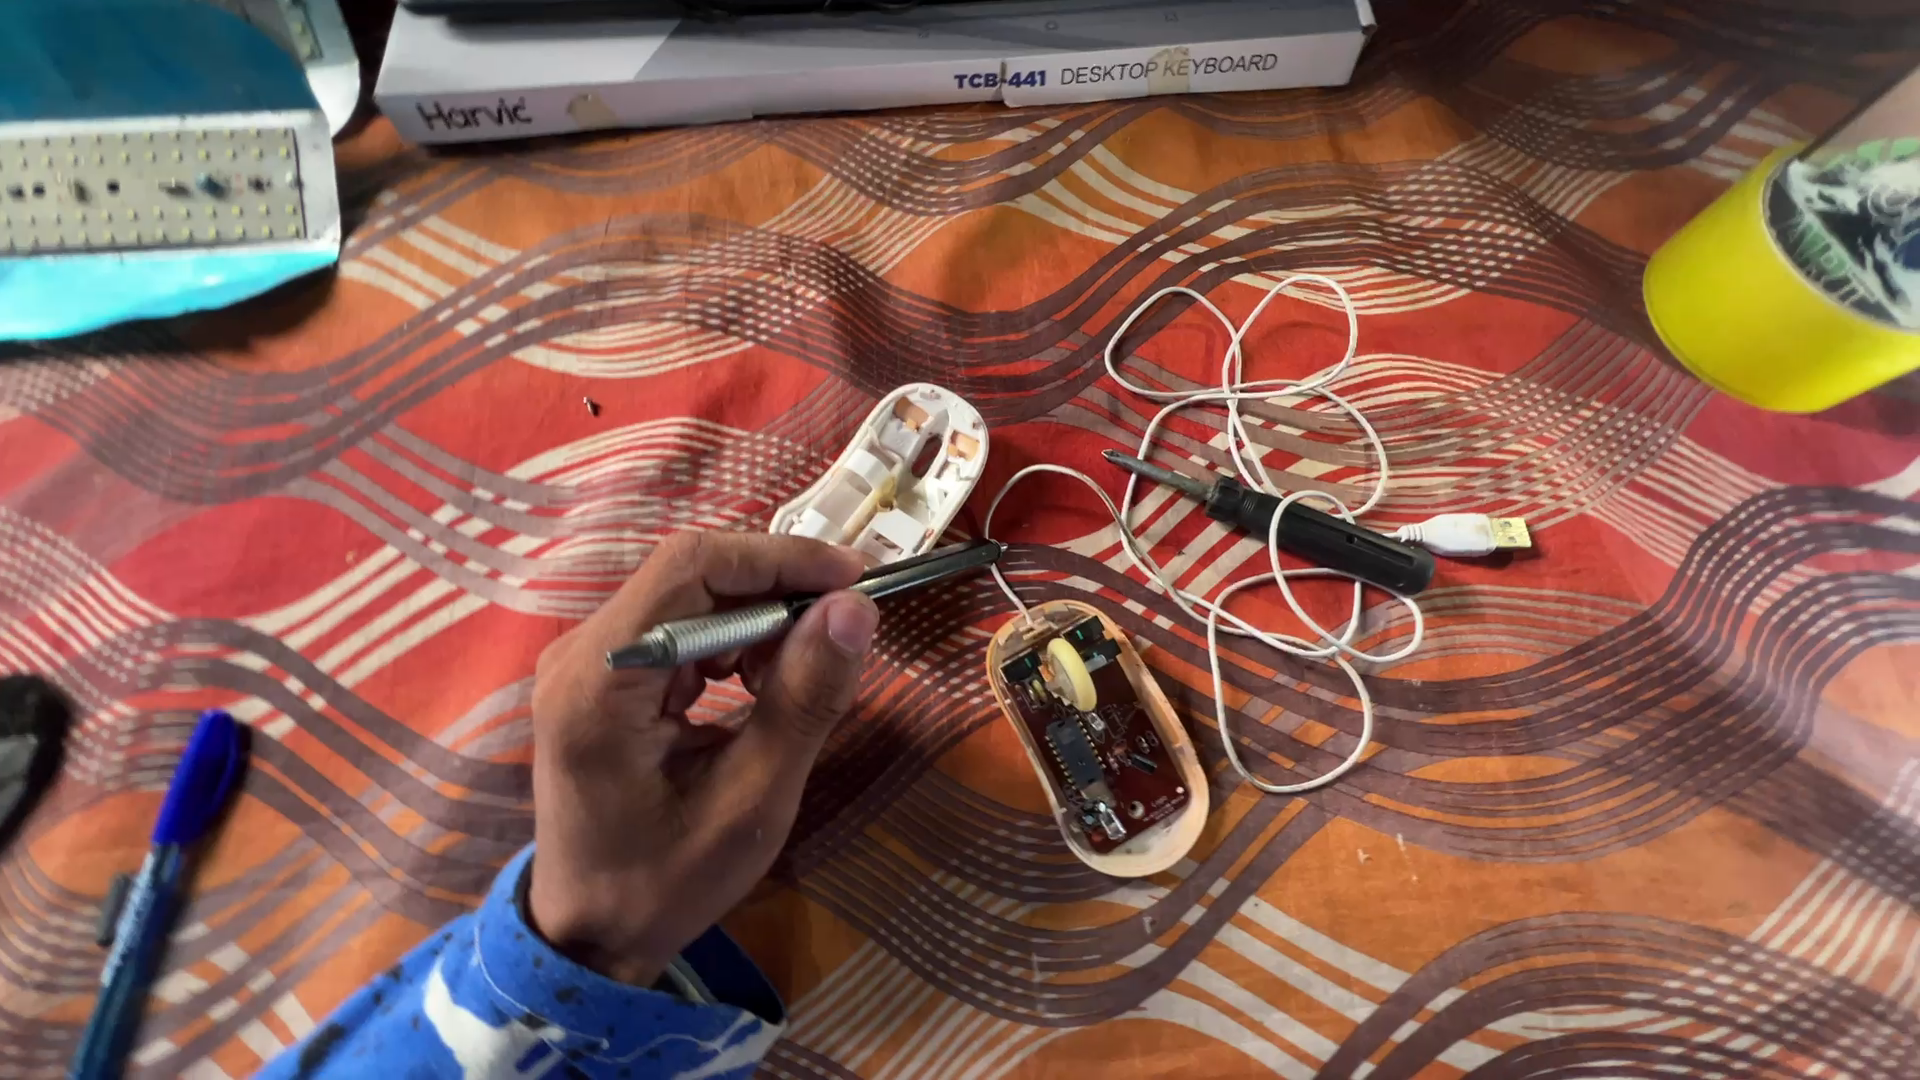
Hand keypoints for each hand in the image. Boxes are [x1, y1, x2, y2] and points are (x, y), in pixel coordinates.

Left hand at [526, 531, 877, 983]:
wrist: (590, 934)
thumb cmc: (668, 880)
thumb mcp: (754, 799)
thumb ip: (804, 699)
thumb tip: (856, 609)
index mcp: (600, 683)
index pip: (691, 569)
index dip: (780, 560)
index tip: (855, 578)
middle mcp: (584, 652)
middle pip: (694, 574)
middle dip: (780, 588)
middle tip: (847, 624)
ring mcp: (593, 659)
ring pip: (696, 594)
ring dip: (765, 615)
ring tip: (806, 668)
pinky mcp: (611, 672)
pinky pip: (687, 624)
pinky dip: (742, 638)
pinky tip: (764, 681)